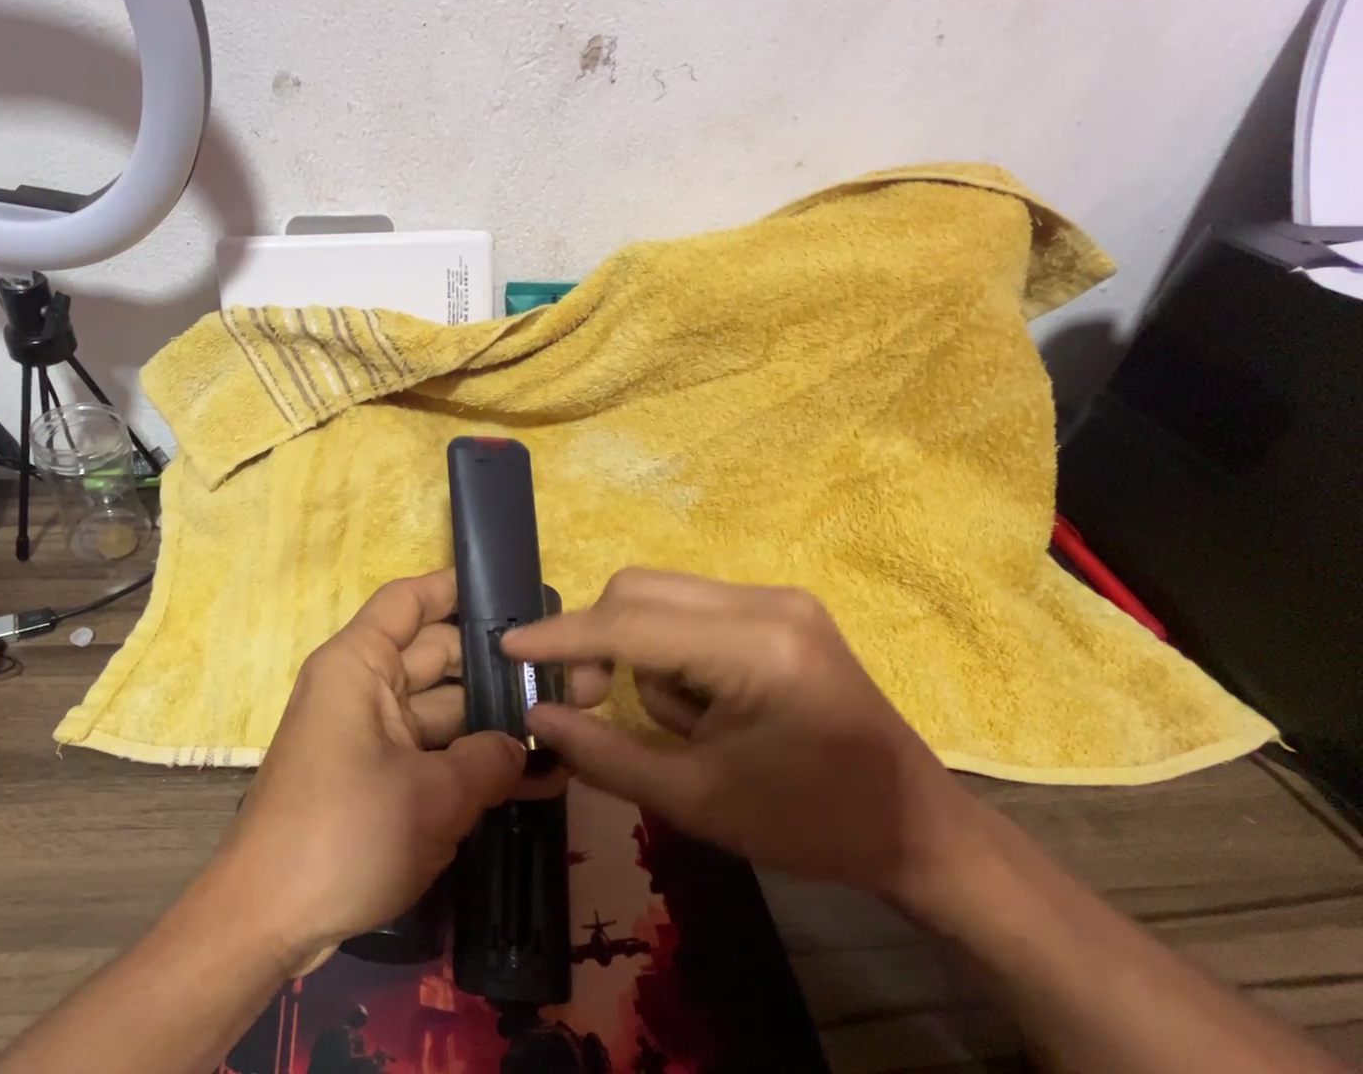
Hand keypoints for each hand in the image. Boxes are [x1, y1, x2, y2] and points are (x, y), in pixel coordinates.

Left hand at [210, 571, 527, 973]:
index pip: (411, 601)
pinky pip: (432, 755)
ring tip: (567, 728)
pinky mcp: (377, 780)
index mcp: (358, 666)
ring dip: (495, 724)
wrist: (270, 918)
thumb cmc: (345, 834)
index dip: (460, 589)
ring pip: (442, 711)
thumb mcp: (432, 795)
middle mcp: (363, 690)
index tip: (521, 596)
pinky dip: (472, 765)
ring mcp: (370, 737)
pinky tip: (535, 781)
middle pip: (439, 657)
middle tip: (571, 678)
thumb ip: (489, 760)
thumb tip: (522, 746)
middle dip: (498, 668)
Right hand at [500, 568, 985, 900]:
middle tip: (588, 703)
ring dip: (640, 656)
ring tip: (679, 726)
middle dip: (597, 643)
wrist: (913, 828)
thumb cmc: (807, 825)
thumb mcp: (694, 801)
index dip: (560, 636)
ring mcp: (779, 601)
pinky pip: (691, 614)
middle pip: (639, 591)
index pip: (630, 625)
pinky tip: (706, 707)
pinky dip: (672, 655)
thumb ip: (604, 754)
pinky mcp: (782, 612)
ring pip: (660, 600)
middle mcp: (768, 603)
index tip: (505, 647)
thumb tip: (537, 714)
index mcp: (755, 649)